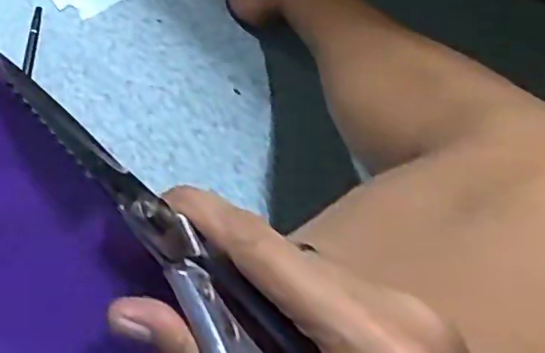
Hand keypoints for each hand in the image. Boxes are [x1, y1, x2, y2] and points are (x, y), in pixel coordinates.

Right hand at [107, 188, 465, 352]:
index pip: (260, 244)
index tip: (149, 205)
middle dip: (219, 254)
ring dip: (254, 279)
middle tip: (175, 273)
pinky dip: (288, 299)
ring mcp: (415, 312)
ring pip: (300, 267)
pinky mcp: (417, 322)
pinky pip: (328, 287)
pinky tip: (275, 330)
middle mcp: (398, 306)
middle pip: (276, 252)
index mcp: (374, 335)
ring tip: (226, 311)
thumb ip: (202, 351)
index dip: (199, 213)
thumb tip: (127, 309)